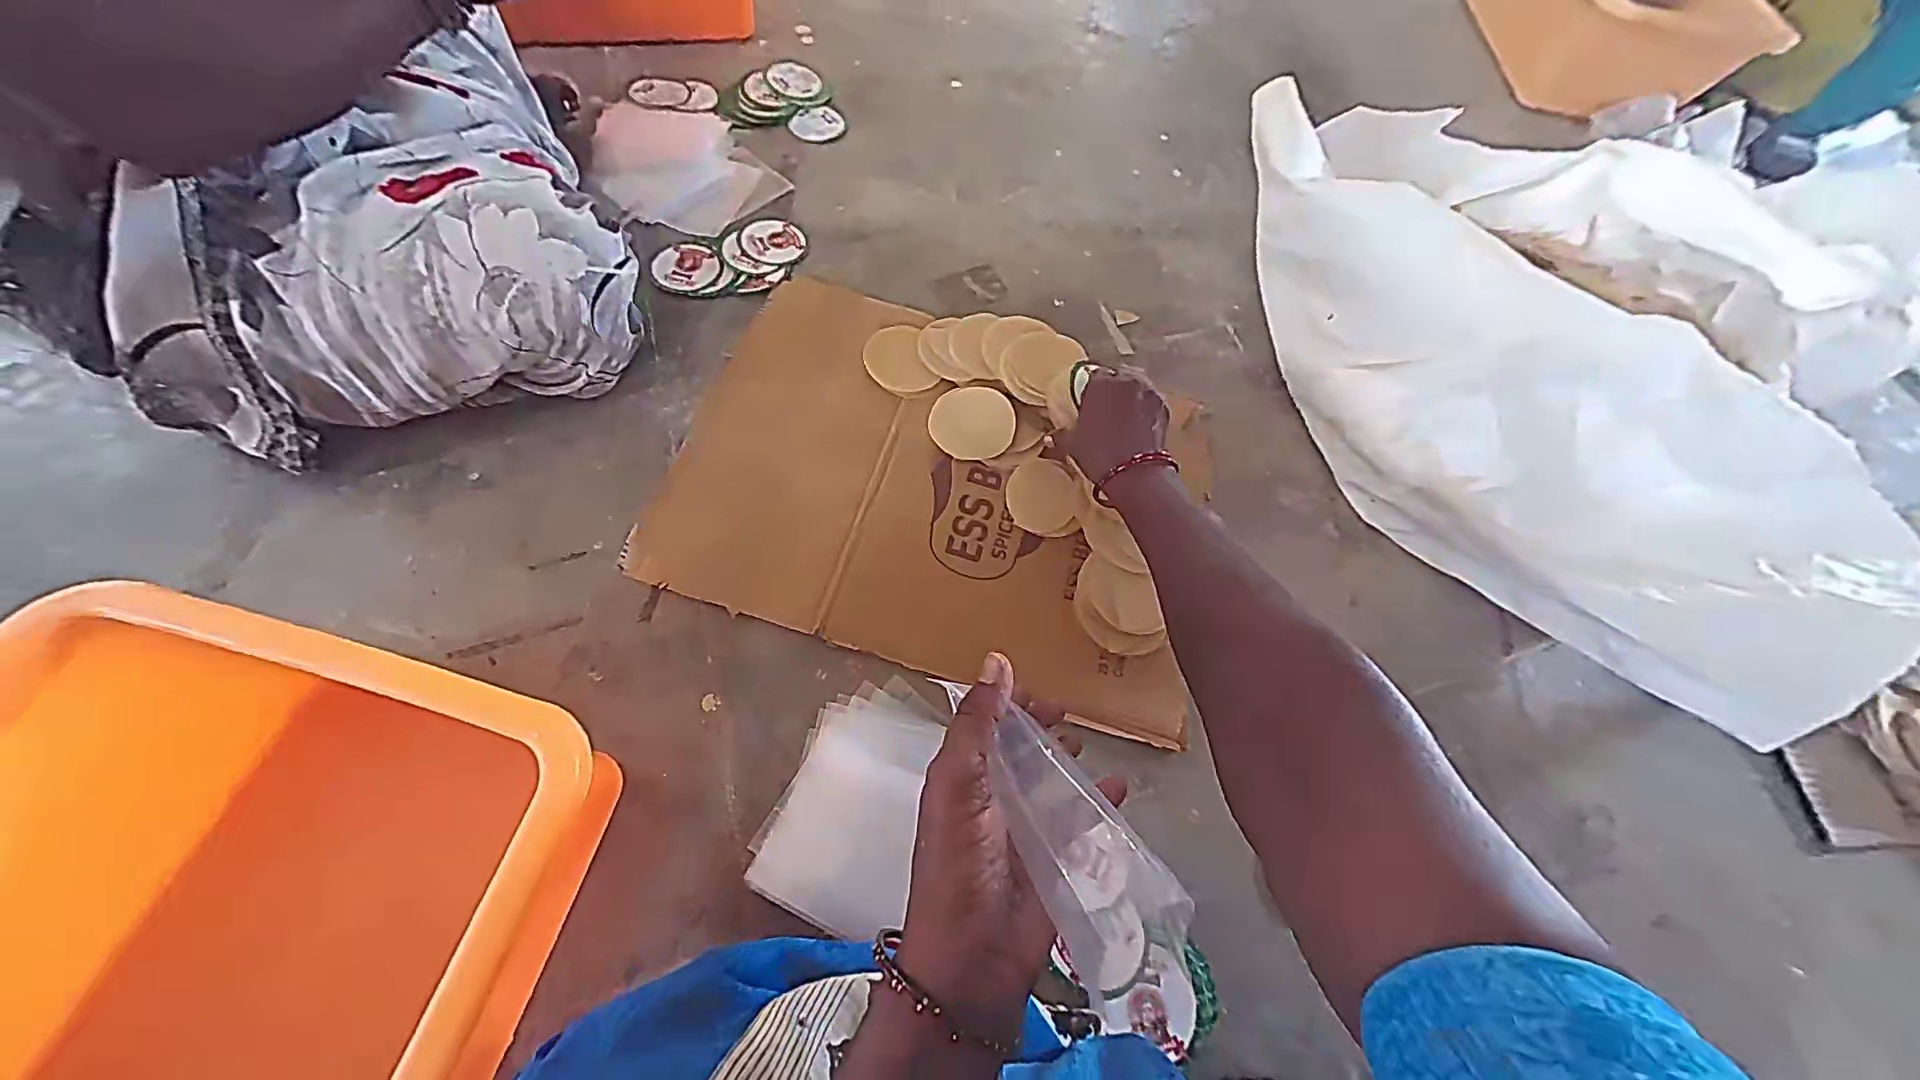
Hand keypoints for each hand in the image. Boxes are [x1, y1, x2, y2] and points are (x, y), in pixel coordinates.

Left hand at [896, 652, 1127, 1048]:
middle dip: (1039, 730)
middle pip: (1018, 752)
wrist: (973, 956)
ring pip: (1050, 782)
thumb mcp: (957, 781)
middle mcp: (992, 799)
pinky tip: (1121, 787)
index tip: (1034, 690)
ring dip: (1066, 761)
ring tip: (1084, 744)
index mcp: (963, 778)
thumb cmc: (959, 860)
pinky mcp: (1055, 858)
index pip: (985, 728)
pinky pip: (1082, 820)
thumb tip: (996, 661)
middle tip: (1066, 714)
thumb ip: (976, 723)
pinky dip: (1101, 802)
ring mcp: (1025, 830)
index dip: (1006, 705)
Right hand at [1057, 366, 1169, 485]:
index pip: (1091, 372)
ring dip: (1127, 396)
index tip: (1083, 397)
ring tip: (1119, 415)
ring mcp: (1149, 392)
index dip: (1086, 385)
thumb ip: (1061, 435)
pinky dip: (1142, 408)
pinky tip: (1135, 424)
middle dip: (1109, 388)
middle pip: (1116, 376)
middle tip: (1101, 406)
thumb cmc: (1099, 454)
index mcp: (1101, 382)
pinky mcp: (1163, 407)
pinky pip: (1148, 401)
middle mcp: (1127, 380)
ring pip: (1135, 387)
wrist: (1136, 474)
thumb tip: (1051, 436)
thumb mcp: (1072, 445)